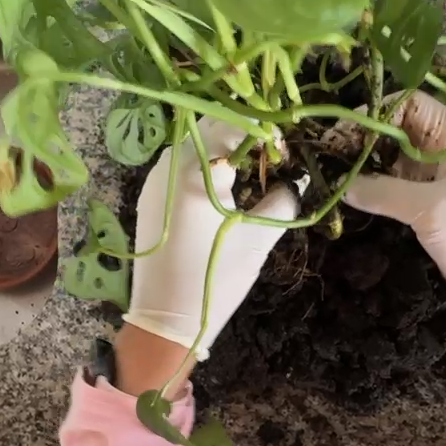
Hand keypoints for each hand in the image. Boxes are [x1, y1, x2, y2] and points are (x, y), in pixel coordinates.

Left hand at [122, 117, 298, 361]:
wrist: (166, 318)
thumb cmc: (215, 278)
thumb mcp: (257, 240)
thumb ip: (282, 201)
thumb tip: (295, 181)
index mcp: (198, 171)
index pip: (234, 127)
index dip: (263, 132)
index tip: (283, 148)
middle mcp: (170, 165)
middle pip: (209, 128)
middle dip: (241, 134)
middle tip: (269, 154)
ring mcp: (155, 179)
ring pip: (192, 143)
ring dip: (220, 147)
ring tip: (248, 168)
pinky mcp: (150, 196)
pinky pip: (179, 163)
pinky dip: (202, 163)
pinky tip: (222, 186)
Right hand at [345, 92, 445, 359]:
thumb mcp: (430, 210)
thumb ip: (384, 192)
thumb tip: (344, 185)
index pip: (413, 105)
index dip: (378, 112)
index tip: (344, 131)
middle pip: (402, 129)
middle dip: (368, 138)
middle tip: (331, 153)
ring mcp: (441, 177)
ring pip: (398, 157)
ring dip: (369, 162)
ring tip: (335, 170)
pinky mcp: (433, 203)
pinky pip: (400, 184)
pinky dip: (378, 185)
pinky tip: (354, 191)